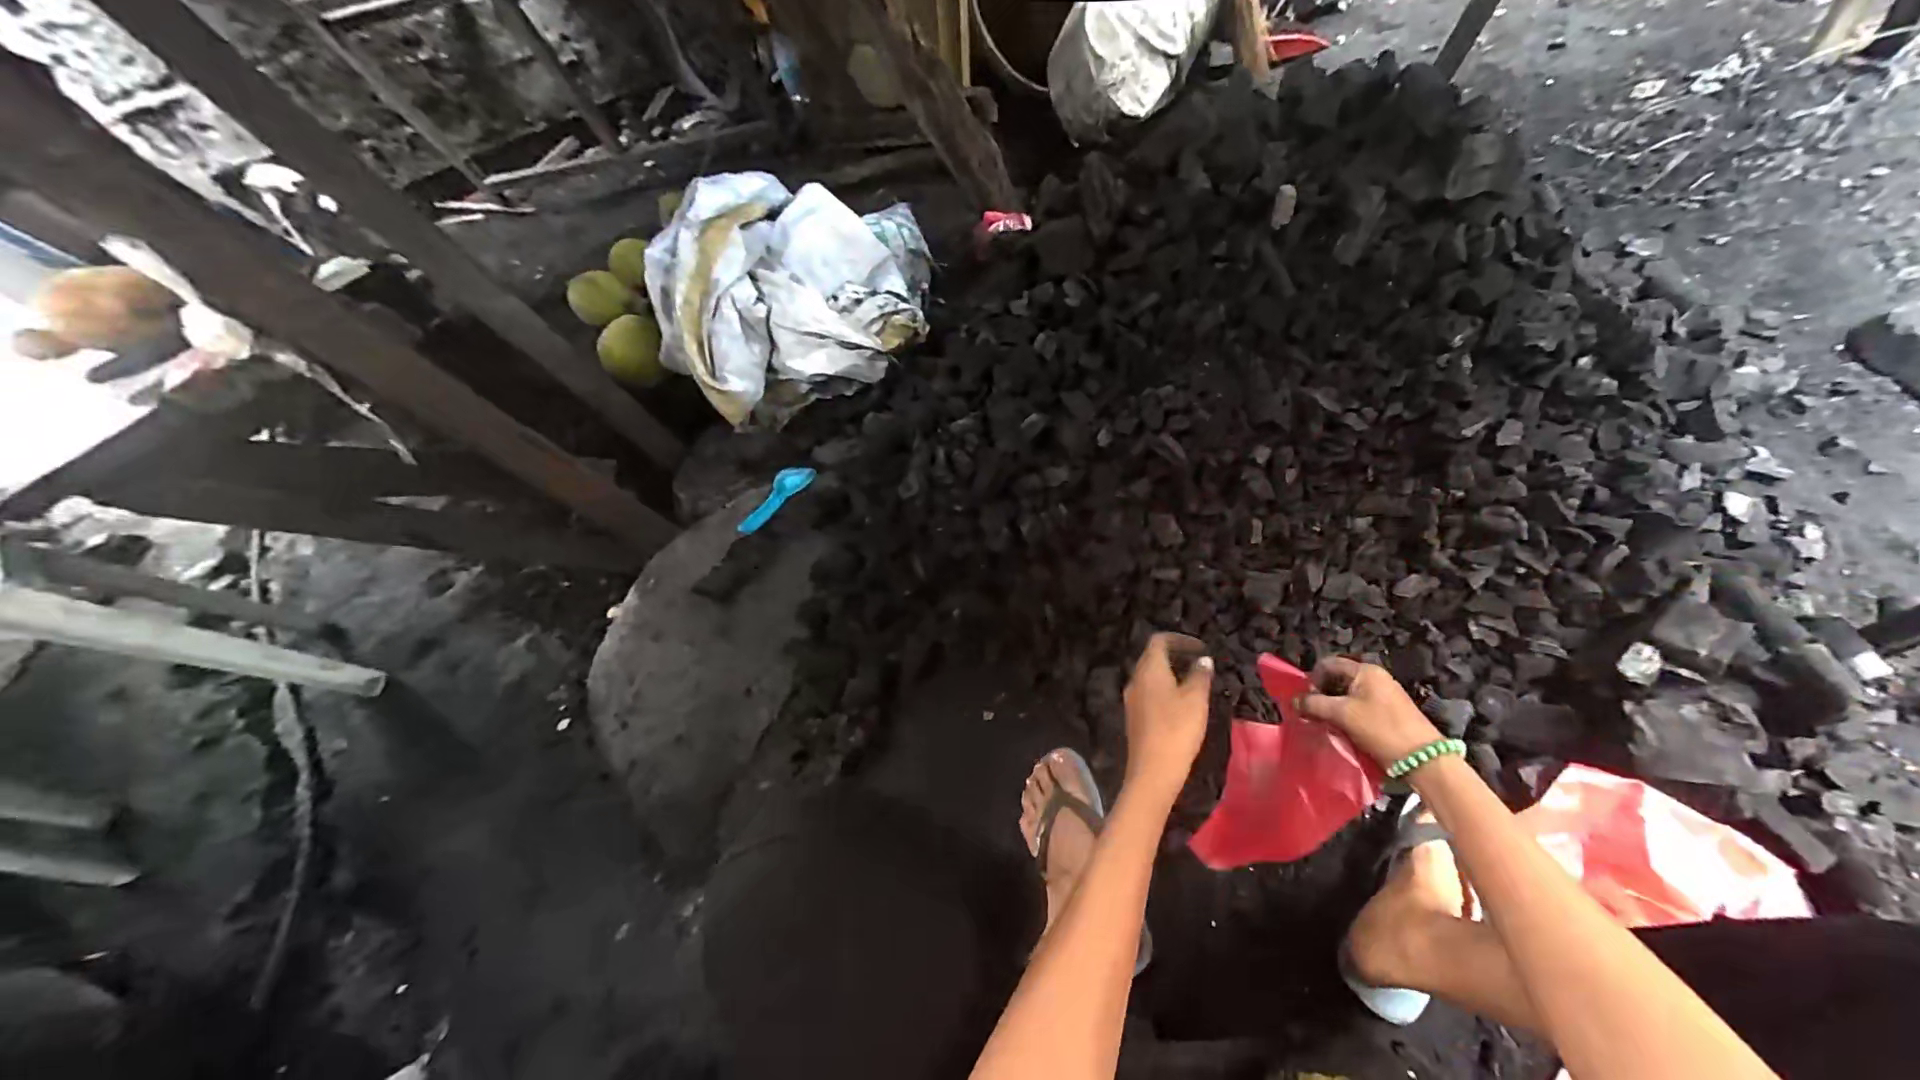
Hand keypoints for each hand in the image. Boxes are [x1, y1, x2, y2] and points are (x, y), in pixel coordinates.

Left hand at [1121, 633, 1213, 800]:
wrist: (1153, 770)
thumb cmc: (1177, 729)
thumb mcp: (1196, 699)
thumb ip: (1200, 675)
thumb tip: (1203, 660)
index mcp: (1148, 669)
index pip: (1159, 640)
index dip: (1180, 639)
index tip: (1202, 648)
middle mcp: (1135, 680)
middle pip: (1152, 657)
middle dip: (1176, 655)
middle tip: (1201, 663)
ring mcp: (1132, 699)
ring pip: (1151, 676)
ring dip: (1171, 674)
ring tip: (1195, 683)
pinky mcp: (1134, 717)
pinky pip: (1149, 693)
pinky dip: (1165, 689)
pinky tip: (1182, 704)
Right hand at [1300, 657, 1442, 767]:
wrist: (1424, 760)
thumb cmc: (1381, 729)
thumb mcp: (1342, 714)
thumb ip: (1313, 704)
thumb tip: (1293, 701)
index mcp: (1366, 671)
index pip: (1328, 664)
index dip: (1312, 678)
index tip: (1305, 699)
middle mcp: (1375, 678)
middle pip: (1337, 679)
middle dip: (1321, 694)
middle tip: (1311, 713)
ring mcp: (1384, 695)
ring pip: (1347, 695)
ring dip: (1333, 708)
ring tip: (1325, 723)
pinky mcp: (1388, 712)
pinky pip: (1358, 708)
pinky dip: (1346, 716)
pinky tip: (1342, 730)